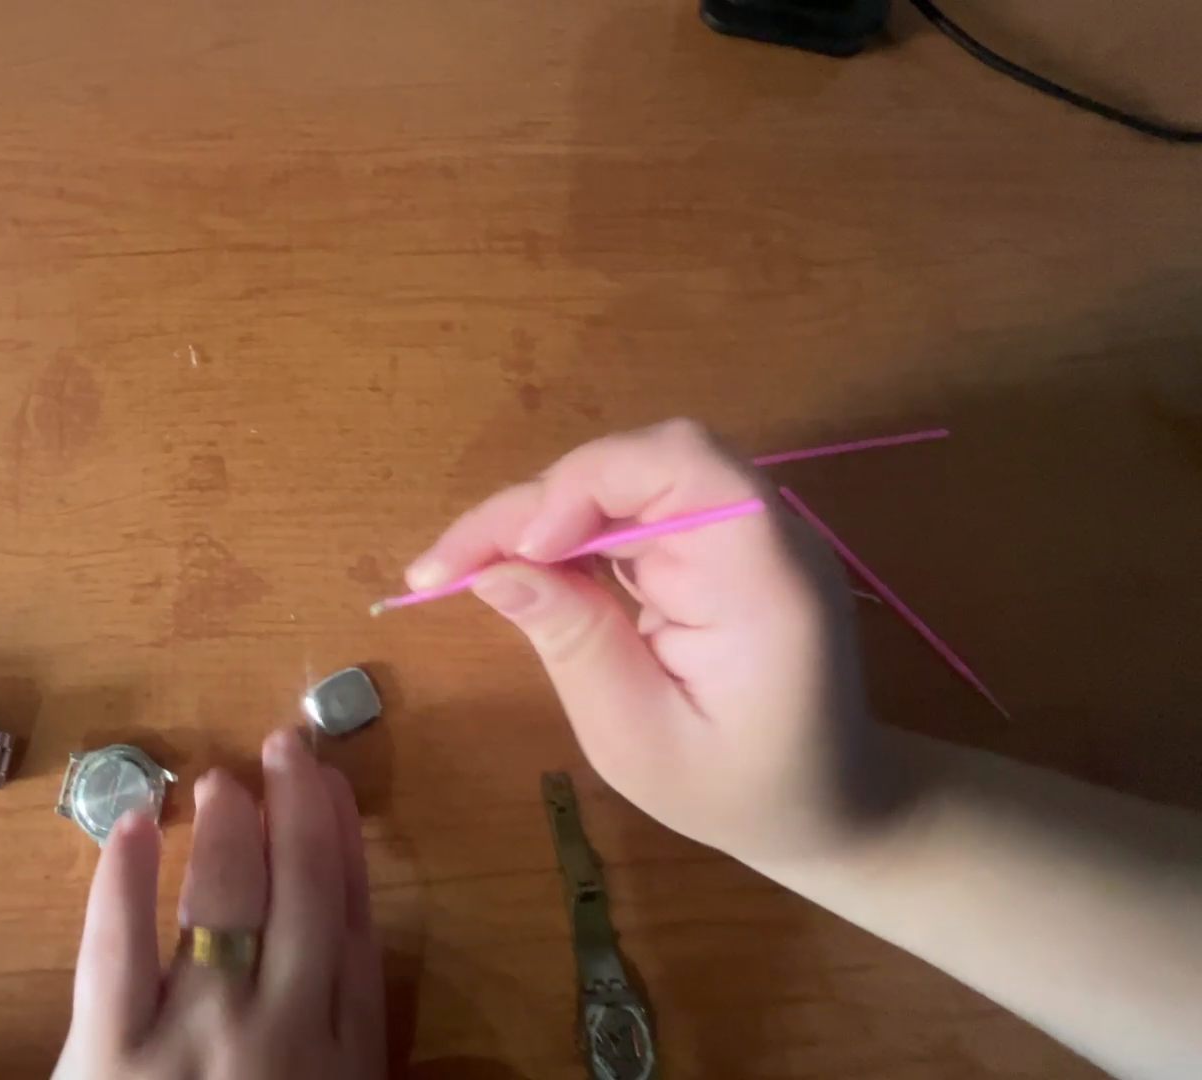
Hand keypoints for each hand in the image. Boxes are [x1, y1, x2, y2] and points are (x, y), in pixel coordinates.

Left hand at [53, 730, 384, 1079]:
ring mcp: (197, 1036)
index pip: (351, 920)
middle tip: (283, 746)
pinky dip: (124, 878)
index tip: (331, 783)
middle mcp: (283, 1029)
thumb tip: (337, 910)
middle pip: (301, 890)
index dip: (342, 838)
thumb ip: (339, 1015)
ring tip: (220, 784)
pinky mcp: (111, 1055)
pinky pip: (118, 950)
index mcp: (343, 1052)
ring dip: (228, 827)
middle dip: (296, 805)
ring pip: (224, 901)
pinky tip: (134, 824)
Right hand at [408, 419, 907, 865]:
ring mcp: (724, 533)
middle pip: (626, 465)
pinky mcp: (695, 543)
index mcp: (761, 583)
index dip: (588, 481)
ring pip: (606, 480)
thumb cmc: (736, 791)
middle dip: (526, 506)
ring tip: (459, 569)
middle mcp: (751, 535)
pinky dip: (549, 533)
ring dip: (525, 518)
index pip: (683, 465)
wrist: (822, 799)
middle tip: (445, 569)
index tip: (526, 550)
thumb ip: (572, 643)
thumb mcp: (636, 739)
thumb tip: (490, 570)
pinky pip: (610, 510)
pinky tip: (510, 568)